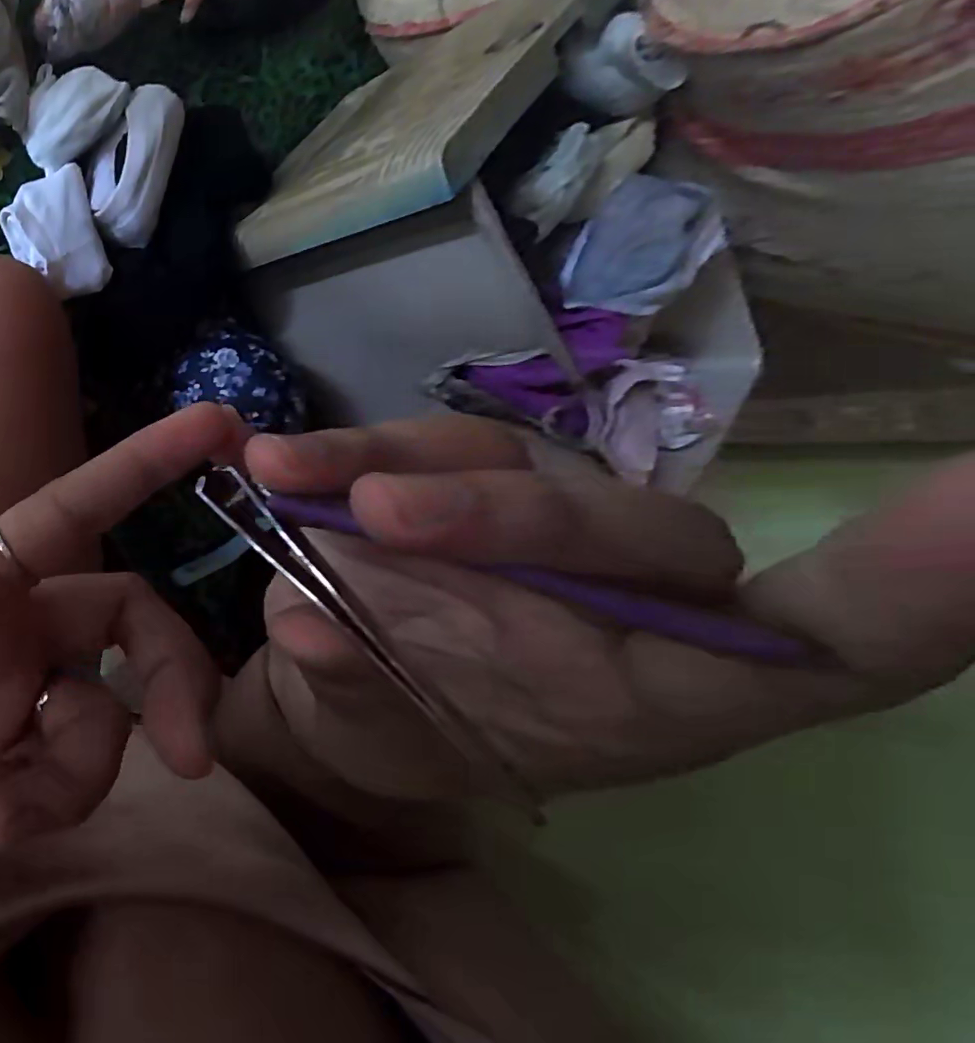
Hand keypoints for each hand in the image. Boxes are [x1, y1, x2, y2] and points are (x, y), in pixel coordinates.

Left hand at [0, 403, 242, 844]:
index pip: (76, 506)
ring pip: (103, 710)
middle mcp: (14, 617)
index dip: (146, 465)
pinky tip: (1, 819)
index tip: (224, 428)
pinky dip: (54, 795)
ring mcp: (14, 677)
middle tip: (193, 755)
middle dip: (175, 675)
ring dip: (89, 766)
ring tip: (16, 814)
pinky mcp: (1, 732)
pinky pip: (63, 761)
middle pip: (132, 622)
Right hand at [245, 415, 974, 803]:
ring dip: (382, 462)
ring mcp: (509, 512)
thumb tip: (306, 634)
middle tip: (384, 517)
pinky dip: (330, 454)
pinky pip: (390, 451)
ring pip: (485, 464)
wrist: (335, 680)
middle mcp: (604, 580)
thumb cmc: (394, 726)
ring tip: (287, 471)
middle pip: (612, 529)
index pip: (827, 642)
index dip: (919, 581)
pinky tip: (270, 457)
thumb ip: (355, 684)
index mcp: (653, 679)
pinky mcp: (430, 475)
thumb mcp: (380, 730)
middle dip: (499, 520)